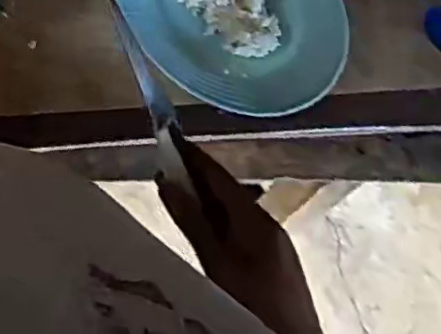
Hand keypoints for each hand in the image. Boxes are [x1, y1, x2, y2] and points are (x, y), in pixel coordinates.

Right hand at [157, 133, 322, 333]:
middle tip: (164, 166)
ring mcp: (275, 243)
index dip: (192, 155)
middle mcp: (268, 223)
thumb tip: (165, 179)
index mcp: (256, 218)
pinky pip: (241, 226)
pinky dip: (218, 218)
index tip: (167, 136)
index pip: (218, 174)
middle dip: (196, 176)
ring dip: (205, 198)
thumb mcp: (216, 262)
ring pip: (233, 208)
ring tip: (176, 193)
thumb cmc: (253, 304)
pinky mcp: (276, 261)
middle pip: (227, 190)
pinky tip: (202, 226)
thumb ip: (191, 220)